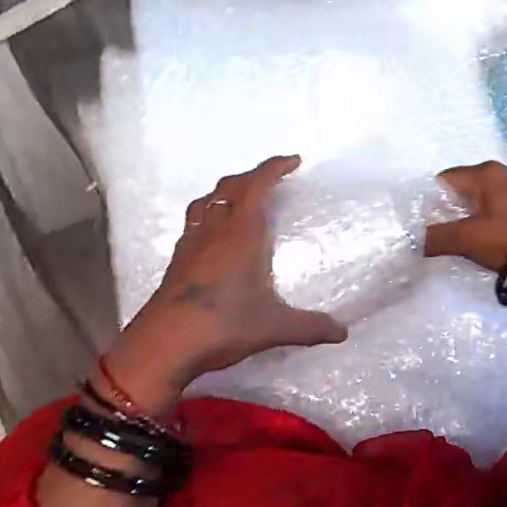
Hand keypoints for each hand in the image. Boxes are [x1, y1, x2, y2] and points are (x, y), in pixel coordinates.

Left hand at [103, 156, 346, 409]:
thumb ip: (311, 327)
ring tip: (242, 200)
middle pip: (229, 188)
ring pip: (206, 203)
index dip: (274, 167)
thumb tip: (342, 333)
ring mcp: (191, 245)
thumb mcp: (274, 327)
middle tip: (272, 179)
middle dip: (252, 176)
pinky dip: (209, 216)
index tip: (292, 161)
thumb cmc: (222, 326)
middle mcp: (214, 232)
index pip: (256, 186)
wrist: (163, 346)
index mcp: (240, 236)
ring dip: (226, 193)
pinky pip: (194, 224)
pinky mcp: (177, 262)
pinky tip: (215, 237)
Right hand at [424, 160, 506, 271]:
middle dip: (443, 211)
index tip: (420, 224)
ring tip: (451, 240)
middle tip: (433, 234)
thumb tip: (411, 240)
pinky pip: (488, 210)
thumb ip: (435, 236)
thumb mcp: (466, 238)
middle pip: (457, 190)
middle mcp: (498, 173)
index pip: (441, 180)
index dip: (427, 202)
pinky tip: (473, 240)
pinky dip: (477, 222)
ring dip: (461, 219)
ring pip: (473, 202)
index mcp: (484, 172)